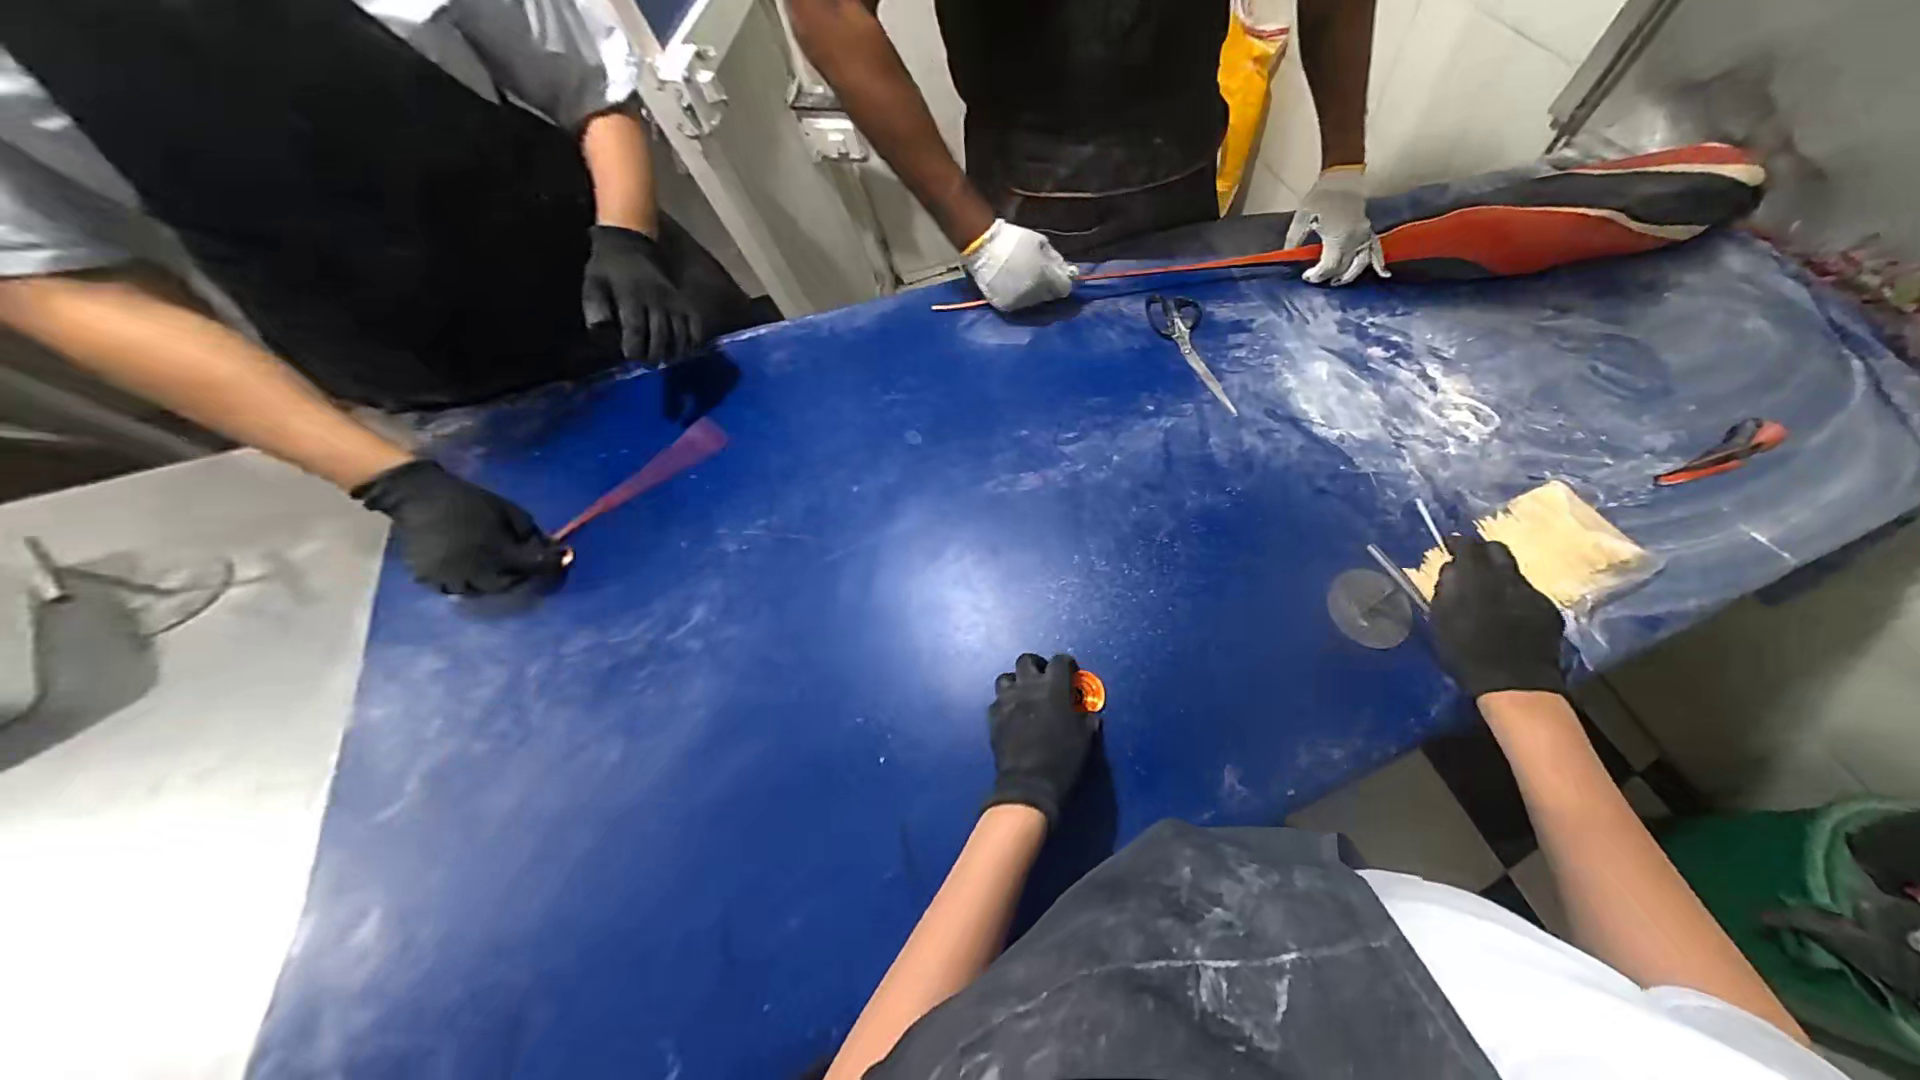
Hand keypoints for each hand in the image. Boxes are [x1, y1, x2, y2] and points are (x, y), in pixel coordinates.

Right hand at [353, 460, 565, 594]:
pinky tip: (467, 569)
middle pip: (506, 585)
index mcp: (497, 552)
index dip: (550, 567)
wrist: (420, 495)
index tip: (561, 561)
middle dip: (518, 577)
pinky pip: (450, 588)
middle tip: (521, 566)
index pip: (533, 568)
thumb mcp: (511, 512)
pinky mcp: (426, 576)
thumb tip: (551, 550)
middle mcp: (474, 569)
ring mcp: (448, 576)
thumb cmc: (471, 501)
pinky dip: (463, 582)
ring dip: (489, 583)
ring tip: (492, 568)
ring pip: (477, 591)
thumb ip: (531, 534)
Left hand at [582, 225, 702, 364]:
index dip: (634, 349)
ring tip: (666, 360)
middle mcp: (656, 301)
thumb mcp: (593, 283)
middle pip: (660, 336)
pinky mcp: (685, 303)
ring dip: (673, 352)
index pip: (636, 330)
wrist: (630, 242)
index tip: (631, 359)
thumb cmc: (608, 268)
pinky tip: (685, 351)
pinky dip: (692, 342)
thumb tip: (600, 332)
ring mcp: (674, 302)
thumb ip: (595, 308)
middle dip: (654, 354)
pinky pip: (694, 327)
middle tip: (648, 364)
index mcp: (631, 297)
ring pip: (679, 335)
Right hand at [961, 219, 1077, 311]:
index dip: (1063, 282)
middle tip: (1039, 277)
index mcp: (1046, 277)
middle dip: (1047, 288)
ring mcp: (1019, 302)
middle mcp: (1035, 294)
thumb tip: (1065, 270)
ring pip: (1033, 303)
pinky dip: (1018, 298)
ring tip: (1023, 280)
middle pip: (1049, 298)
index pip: (1064, 289)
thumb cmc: (1013, 241)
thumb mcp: (1040, 242)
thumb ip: (1055, 259)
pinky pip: (1017, 305)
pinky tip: (1012, 286)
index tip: (1057, 276)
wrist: (983, 248)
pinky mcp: (1005, 307)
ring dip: (1032, 294)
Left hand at [983, 653, 1097, 825]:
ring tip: (1024, 694)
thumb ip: (1086, 718)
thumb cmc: (1063, 758)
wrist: (1028, 781)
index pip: (1060, 660)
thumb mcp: (1084, 737)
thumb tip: (1089, 713)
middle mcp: (1027, 686)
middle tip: (1043, 678)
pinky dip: (1005, 703)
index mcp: (1053, 687)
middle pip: (1026, 660)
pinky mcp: (993, 715)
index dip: (1067, 663)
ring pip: (1006, 677)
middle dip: (1036, 665)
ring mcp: (1006, 699)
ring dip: (1016, 682)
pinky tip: (1011, 714)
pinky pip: (997, 701)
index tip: (1071, 671)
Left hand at [1285, 166, 1388, 285]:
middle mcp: (1355, 239)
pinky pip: (1374, 250)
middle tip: (1318, 280)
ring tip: (1337, 282)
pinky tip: (1378, 273)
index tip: (1306, 276)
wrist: (1341, 178)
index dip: (1317, 275)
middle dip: (1331, 276)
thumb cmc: (1320, 198)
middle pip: (1345, 267)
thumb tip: (1288, 258)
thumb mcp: (1301, 220)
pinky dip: (1374, 263)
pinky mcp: (1368, 230)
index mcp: (1338, 239)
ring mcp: (1364, 234)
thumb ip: (1294, 242)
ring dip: (1350, 274)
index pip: (1329, 267)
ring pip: (1361, 262)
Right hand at [1428, 535, 1566, 697]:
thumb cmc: (1463, 652)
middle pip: (1498, 550)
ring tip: (1488, 591)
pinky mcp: (1549, 610)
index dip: (1459, 542)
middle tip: (1470, 562)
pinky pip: (1527, 593)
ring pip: (1513, 572)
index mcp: (1477, 579)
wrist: (1513, 683)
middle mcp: (1509, 579)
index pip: (1469, 546)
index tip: (1450, 543)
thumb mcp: (1440, 619)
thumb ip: (1446, 588)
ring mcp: (1533, 594)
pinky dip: (1514, 596)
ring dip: (1499, 576)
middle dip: (1483, 552)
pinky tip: (1508, 613)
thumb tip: (1452, 567)